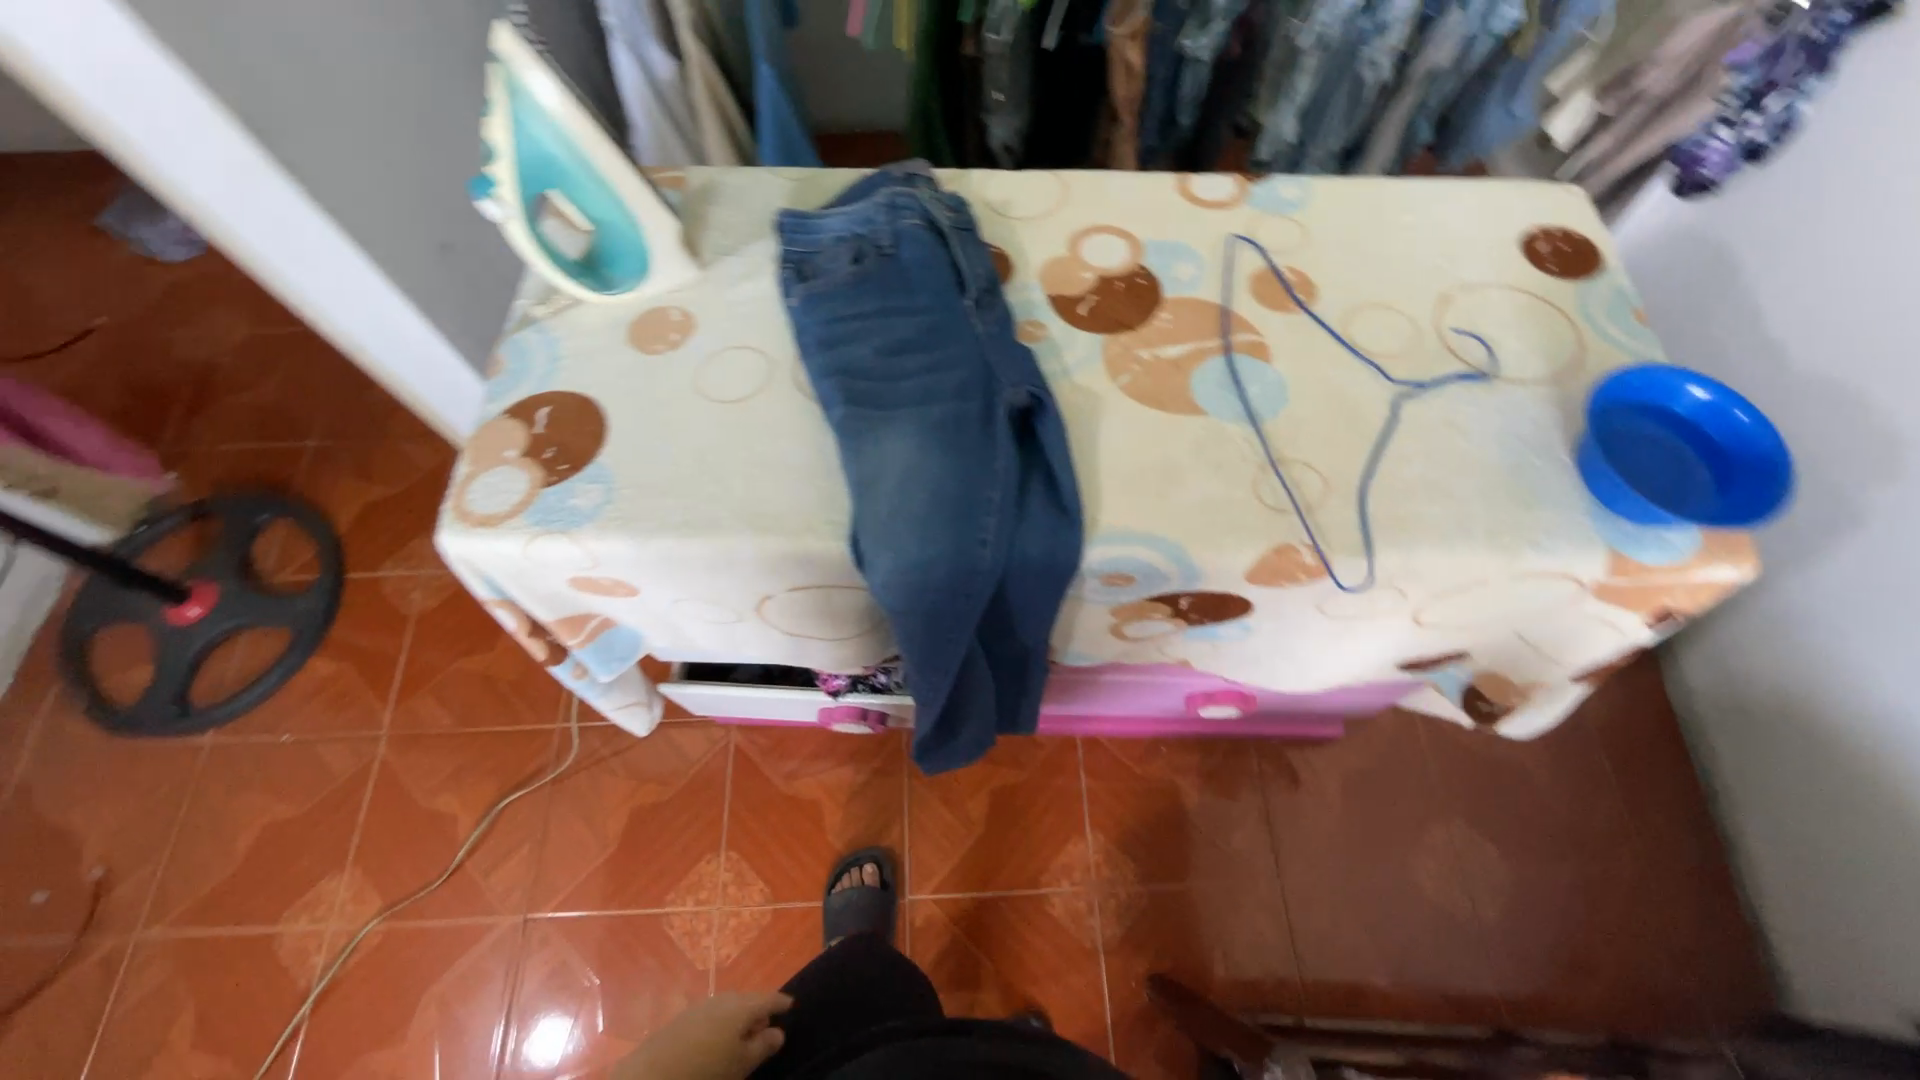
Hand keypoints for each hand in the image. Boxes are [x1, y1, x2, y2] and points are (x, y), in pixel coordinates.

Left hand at [613, 992, 792, 1079]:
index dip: (781, 1002)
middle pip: (747, 1000)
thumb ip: (762, 1046)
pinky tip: (717, 1041)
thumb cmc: (705, 1072)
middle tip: (766, 1029)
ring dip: (738, 1018)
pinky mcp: (682, 1019)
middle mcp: (722, 999)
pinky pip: (711, 1015)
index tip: (791, 1005)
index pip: (768, 999)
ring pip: (728, 1007)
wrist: (649, 1077)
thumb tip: (777, 1032)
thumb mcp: (741, 1065)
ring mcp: (700, 1007)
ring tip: (742, 1039)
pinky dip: (721, 1023)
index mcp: (741, 1007)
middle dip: (758, 1012)